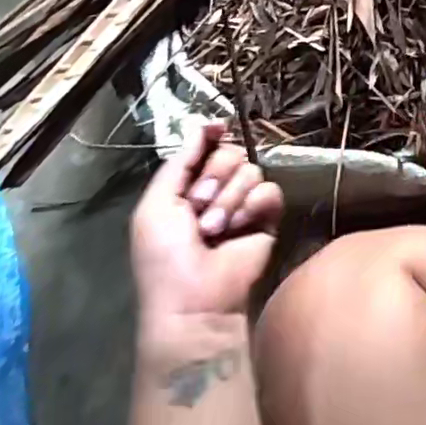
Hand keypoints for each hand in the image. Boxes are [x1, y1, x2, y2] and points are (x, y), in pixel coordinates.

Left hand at [131, 121, 284, 327]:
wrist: (195, 299)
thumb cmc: (165, 256)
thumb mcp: (156, 205)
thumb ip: (180, 162)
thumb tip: (206, 125)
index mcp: (188, 185)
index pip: (207, 145)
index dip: (212, 135)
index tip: (218, 128)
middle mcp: (218, 189)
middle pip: (231, 153)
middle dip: (214, 177)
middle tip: (199, 207)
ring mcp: (244, 203)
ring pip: (250, 170)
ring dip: (229, 199)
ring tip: (215, 230)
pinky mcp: (268, 217)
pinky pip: (269, 190)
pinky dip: (253, 206)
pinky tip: (241, 227)